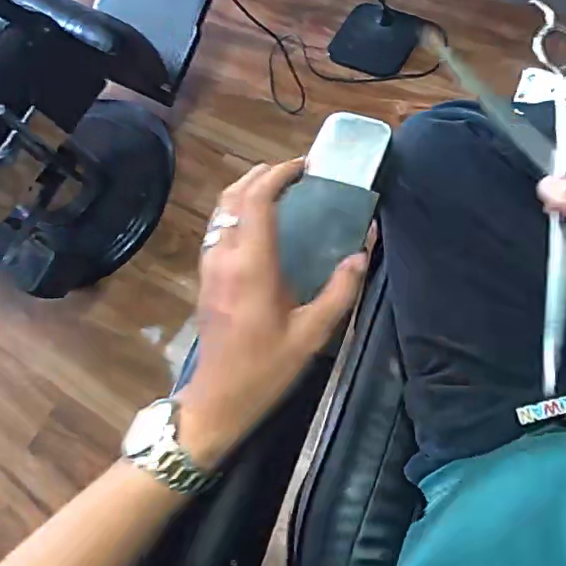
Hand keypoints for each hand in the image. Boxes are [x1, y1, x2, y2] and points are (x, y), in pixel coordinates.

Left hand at [175, 160, 369, 465]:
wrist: (217, 397)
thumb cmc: (265, 368)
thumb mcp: (311, 334)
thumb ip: (339, 292)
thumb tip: (361, 255)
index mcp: (251, 266)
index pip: (256, 200)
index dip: (278, 175)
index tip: (305, 168)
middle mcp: (224, 256)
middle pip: (234, 195)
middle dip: (262, 175)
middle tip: (295, 174)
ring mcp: (209, 265)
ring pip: (220, 209)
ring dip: (246, 189)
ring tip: (278, 188)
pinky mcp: (204, 276)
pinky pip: (217, 227)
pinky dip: (236, 210)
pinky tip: (258, 222)